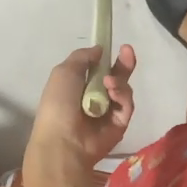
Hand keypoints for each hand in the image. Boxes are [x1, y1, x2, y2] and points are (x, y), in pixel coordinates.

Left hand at [27, 45, 136, 169]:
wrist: (64, 140)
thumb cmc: (58, 104)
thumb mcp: (64, 72)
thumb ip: (82, 57)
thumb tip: (99, 50)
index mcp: (78, 86)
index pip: (98, 69)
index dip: (107, 58)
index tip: (116, 46)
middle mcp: (95, 97)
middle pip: (115, 77)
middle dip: (123, 64)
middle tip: (128, 52)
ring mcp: (108, 111)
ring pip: (123, 89)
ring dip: (118, 81)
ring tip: (109, 82)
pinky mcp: (120, 123)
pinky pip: (126, 105)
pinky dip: (122, 96)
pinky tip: (112, 92)